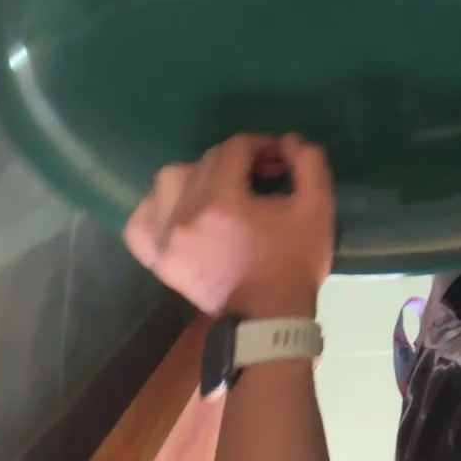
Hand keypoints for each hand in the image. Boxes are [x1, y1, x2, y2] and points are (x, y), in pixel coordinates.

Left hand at [123, 133, 335, 317]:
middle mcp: (185, 216)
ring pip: (169, 181)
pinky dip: (160, 206)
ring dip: (199, 175)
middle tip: (262, 173)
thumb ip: (308, 163)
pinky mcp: (158, 259)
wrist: (269, 318)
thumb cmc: (295, 261)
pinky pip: (142, 219)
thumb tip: (288, 141)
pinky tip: (183, 207)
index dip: (261, 145)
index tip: (280, 158)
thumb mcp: (318, 208)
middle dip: (237, 159)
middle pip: (204, 161)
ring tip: (223, 188)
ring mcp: (165, 240)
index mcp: (223, 203)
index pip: (234, 149)